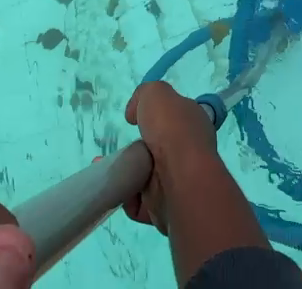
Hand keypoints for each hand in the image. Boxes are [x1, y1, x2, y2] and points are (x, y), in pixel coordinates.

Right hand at [122, 81, 218, 233]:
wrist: (179, 176)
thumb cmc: (171, 129)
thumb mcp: (156, 93)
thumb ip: (144, 95)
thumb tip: (135, 114)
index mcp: (193, 124)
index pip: (176, 119)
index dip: (158, 118)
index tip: (137, 120)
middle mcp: (190, 153)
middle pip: (157, 149)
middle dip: (136, 149)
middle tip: (120, 149)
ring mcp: (179, 182)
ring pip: (146, 177)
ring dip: (127, 173)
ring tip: (108, 167)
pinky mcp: (166, 208)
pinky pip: (140, 202)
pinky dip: (126, 196)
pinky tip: (118, 186)